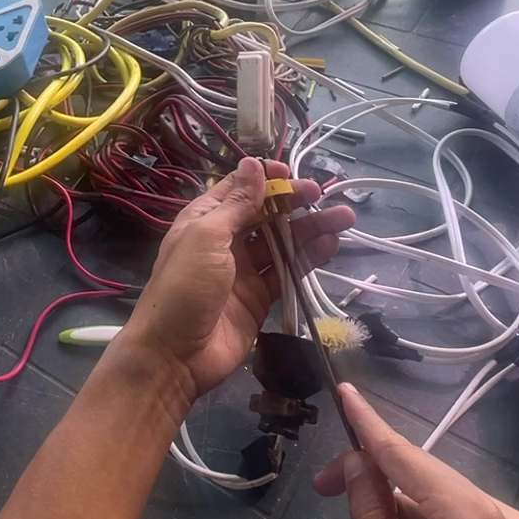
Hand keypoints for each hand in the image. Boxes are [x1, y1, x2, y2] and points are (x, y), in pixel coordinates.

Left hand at [119, 158, 354, 401]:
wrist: (175, 354)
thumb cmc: (184, 287)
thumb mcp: (206, 237)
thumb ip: (235, 205)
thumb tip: (252, 164)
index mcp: (204, 220)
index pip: (238, 190)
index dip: (263, 178)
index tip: (289, 172)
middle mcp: (225, 241)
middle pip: (265, 214)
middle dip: (293, 202)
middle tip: (322, 194)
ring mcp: (244, 270)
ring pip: (282, 242)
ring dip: (310, 229)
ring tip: (344, 218)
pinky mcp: (260, 297)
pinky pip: (287, 272)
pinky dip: (308, 258)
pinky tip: (330, 245)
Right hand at [313, 384, 518, 518]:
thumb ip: (369, 517)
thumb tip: (357, 465)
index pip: (405, 456)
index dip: (368, 424)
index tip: (344, 391)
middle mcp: (501, 515)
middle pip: (422, 476)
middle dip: (373, 476)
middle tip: (324, 489)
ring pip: (439, 500)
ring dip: (398, 507)